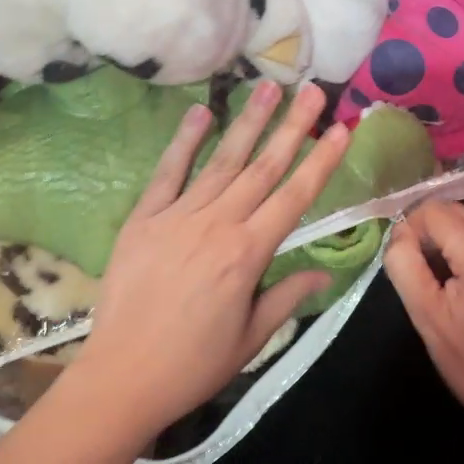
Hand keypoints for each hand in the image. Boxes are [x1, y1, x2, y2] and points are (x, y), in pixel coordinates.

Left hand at [0, 81, 349, 463]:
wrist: (122, 377)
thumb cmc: (192, 365)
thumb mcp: (250, 339)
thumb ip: (287, 297)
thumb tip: (325, 272)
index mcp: (247, 254)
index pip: (294, 197)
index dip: (320, 160)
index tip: (341, 128)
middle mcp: (217, 224)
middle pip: (263, 167)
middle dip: (292, 126)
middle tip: (313, 89)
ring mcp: (178, 215)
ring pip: (221, 160)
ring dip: (248, 121)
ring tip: (268, 85)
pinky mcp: (144, 217)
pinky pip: (168, 172)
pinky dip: (185, 140)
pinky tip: (201, 111)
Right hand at [385, 201, 463, 463]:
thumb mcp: (429, 321)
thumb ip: (405, 267)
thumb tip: (398, 236)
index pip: (434, 210)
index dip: (409, 230)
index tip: (405, 264)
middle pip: (456, 211)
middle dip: (429, 232)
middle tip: (419, 272)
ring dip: (450, 240)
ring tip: (441, 282)